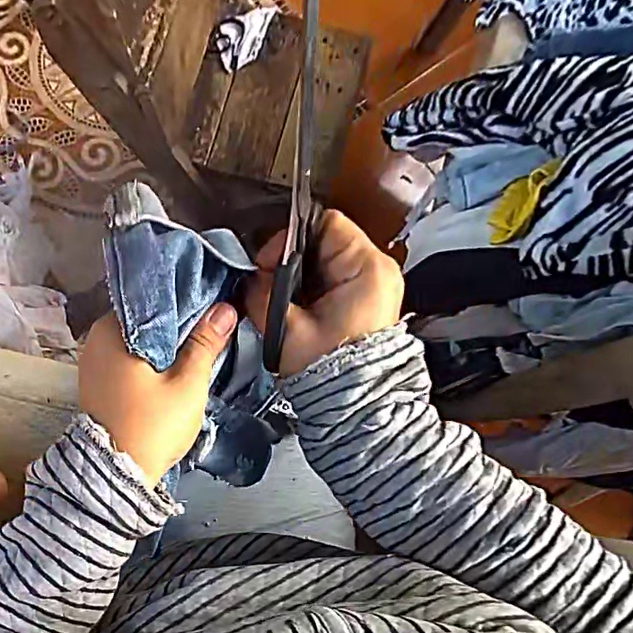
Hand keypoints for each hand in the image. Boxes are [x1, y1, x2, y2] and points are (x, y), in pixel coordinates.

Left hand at [77, 304, 238, 481]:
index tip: (209, 307)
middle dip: (174, 327)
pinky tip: (171, 374)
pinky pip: (129, 364)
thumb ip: (205, 344)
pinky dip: (149, 365)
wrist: (119, 475)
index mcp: (111, 330)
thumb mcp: (187, 384)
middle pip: (144, 322)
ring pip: (137, 344)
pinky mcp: (99, 388)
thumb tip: (223, 311)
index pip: (152, 299)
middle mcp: (95, 342)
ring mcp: (94, 366)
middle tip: (206, 333)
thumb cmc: (150, 429)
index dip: (184, 302)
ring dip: (163, 348)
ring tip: (193, 354)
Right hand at [244, 209, 404, 376]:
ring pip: (329, 264)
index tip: (270, 264)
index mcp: (367, 269)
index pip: (325, 223)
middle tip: (274, 288)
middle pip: (327, 243)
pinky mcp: (370, 305)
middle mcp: (379, 273)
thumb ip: (263, 295)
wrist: (357, 409)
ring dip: (303, 280)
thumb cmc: (331, 375)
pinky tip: (303, 313)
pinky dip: (316, 293)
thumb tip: (253, 279)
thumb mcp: (287, 330)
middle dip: (294, 264)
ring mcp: (377, 289)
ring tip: (289, 306)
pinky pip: (337, 284)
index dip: (290, 238)